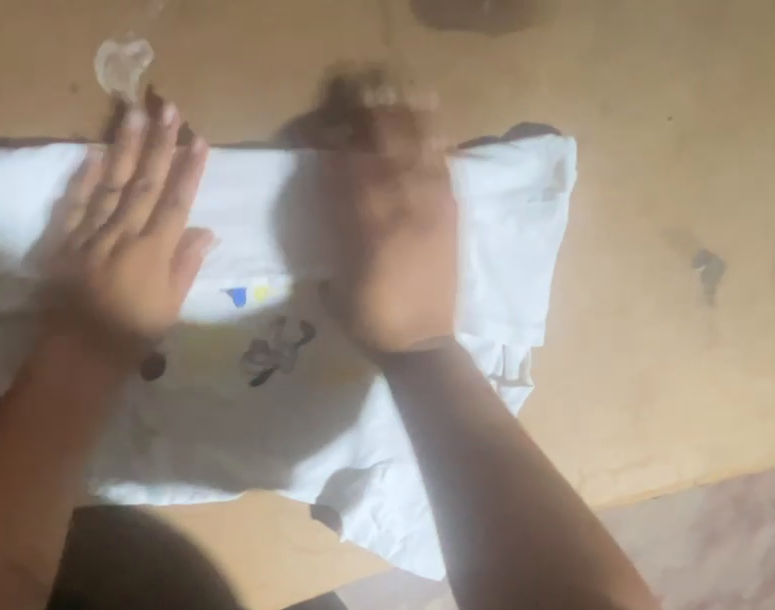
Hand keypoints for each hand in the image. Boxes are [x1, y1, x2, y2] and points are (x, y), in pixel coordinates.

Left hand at [39, 101, 213, 362]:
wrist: (79, 353)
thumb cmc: (131, 337)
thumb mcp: (169, 309)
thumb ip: (185, 266)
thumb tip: (206, 231)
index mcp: (154, 252)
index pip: (175, 202)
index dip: (189, 171)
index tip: (200, 140)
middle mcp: (124, 234)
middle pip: (145, 182)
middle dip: (160, 144)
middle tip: (169, 107)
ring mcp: (92, 234)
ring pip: (112, 183)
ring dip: (124, 147)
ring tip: (134, 113)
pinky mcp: (65, 242)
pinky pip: (76, 202)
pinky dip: (85, 177)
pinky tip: (94, 153)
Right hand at [324, 81, 459, 355]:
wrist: (422, 345)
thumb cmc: (370, 323)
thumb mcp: (337, 290)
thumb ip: (334, 248)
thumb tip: (330, 212)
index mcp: (368, 237)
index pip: (349, 179)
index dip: (336, 151)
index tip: (323, 132)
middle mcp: (403, 217)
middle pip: (387, 157)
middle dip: (372, 126)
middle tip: (358, 106)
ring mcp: (432, 216)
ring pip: (420, 157)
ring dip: (407, 124)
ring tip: (398, 98)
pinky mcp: (452, 220)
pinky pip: (444, 174)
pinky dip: (436, 147)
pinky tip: (430, 129)